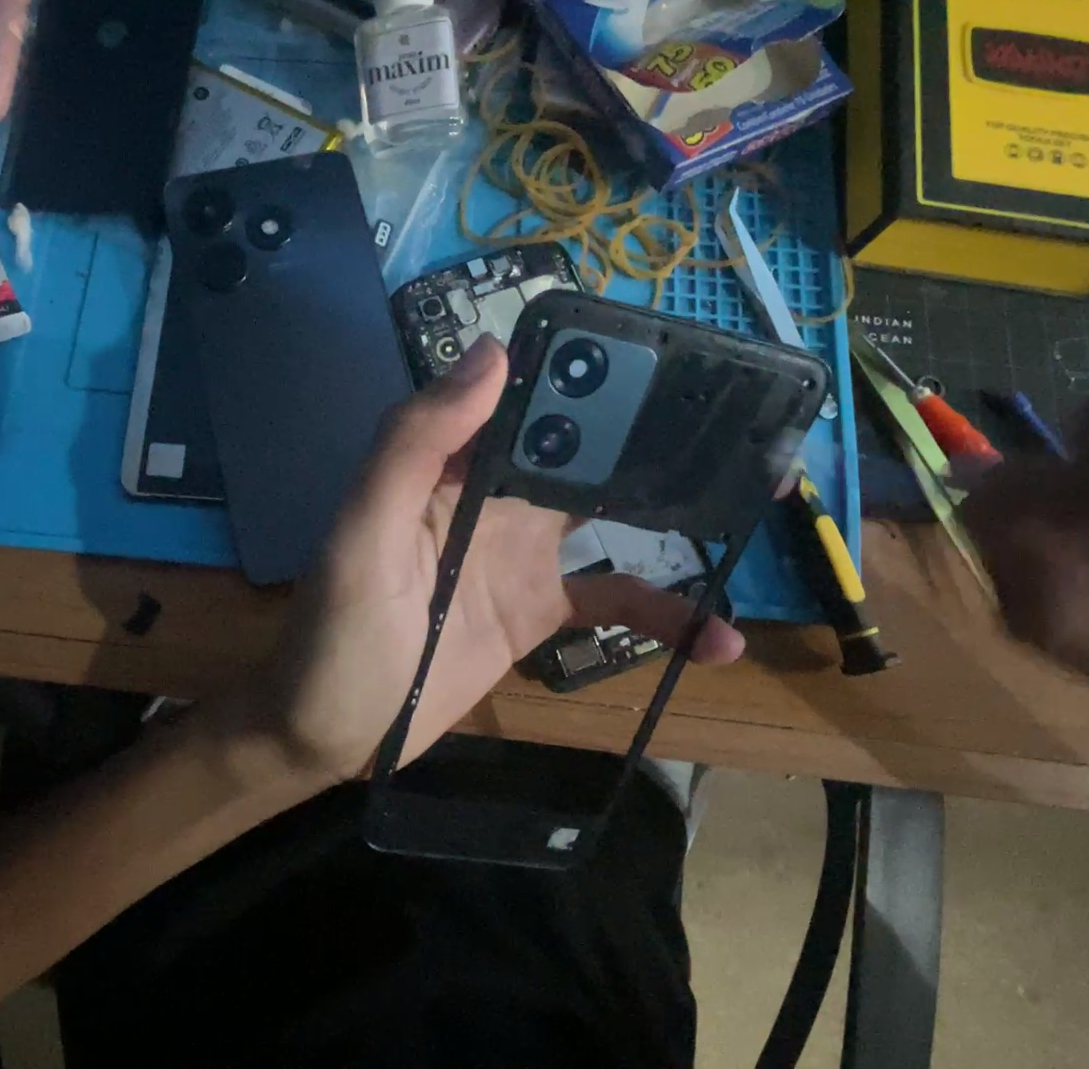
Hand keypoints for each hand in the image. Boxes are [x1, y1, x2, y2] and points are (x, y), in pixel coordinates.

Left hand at [252, 335, 744, 780]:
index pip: (524, 400)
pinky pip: (612, 601)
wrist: (332, 736)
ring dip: (674, 514)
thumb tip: (491, 351)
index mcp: (449, 466)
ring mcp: (521, 554)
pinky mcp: (538, 611)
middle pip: (579, 450)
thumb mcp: (362, 535)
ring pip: (609, 516)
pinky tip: (721, 637)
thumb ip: (414, 445)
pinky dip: (664, 615)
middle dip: (650, 434)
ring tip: (756, 505)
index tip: (670, 359)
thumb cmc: (335, 636)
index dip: (586, 374)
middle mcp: (491, 497)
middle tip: (741, 426)